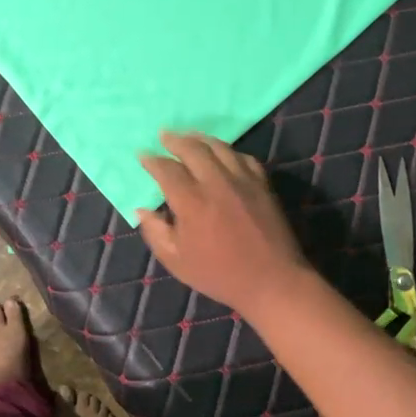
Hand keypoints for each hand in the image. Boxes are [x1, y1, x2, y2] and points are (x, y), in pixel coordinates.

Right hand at [135, 131, 309, 312]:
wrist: (273, 282)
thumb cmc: (220, 274)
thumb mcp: (176, 261)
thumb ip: (155, 232)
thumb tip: (143, 209)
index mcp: (191, 201)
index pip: (167, 169)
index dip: (152, 160)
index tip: (142, 155)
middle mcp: (216, 183)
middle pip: (193, 149)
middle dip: (175, 139)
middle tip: (164, 135)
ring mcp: (243, 181)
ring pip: (219, 147)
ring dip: (201, 138)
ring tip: (189, 136)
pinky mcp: (262, 185)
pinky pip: (244, 157)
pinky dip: (228, 151)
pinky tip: (223, 153)